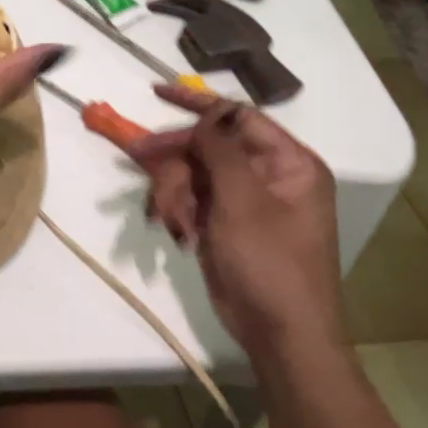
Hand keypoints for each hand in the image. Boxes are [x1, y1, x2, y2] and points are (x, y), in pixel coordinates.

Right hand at [127, 86, 345, 356]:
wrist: (280, 334)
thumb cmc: (271, 265)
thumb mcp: (244, 202)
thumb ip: (222, 149)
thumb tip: (210, 110)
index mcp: (289, 164)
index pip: (238, 117)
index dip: (197, 103)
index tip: (155, 93)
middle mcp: (269, 175)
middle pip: (207, 146)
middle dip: (176, 160)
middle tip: (139, 158)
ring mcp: (246, 201)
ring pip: (192, 173)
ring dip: (175, 192)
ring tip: (174, 221)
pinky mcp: (226, 222)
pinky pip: (191, 199)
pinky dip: (179, 211)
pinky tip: (179, 232)